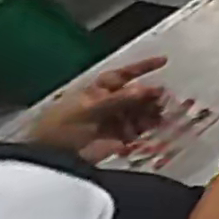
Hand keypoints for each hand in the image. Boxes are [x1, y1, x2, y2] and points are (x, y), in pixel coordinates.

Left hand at [24, 56, 168, 160]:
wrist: (53, 158)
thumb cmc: (64, 127)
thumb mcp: (90, 108)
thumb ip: (120, 99)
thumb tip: (149, 88)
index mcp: (98, 91)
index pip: (124, 75)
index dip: (143, 67)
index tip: (165, 61)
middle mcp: (110, 103)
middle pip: (137, 94)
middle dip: (151, 95)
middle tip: (164, 98)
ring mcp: (116, 120)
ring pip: (142, 111)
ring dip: (152, 111)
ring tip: (160, 115)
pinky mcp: (120, 137)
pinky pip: (141, 129)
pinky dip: (150, 127)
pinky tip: (156, 127)